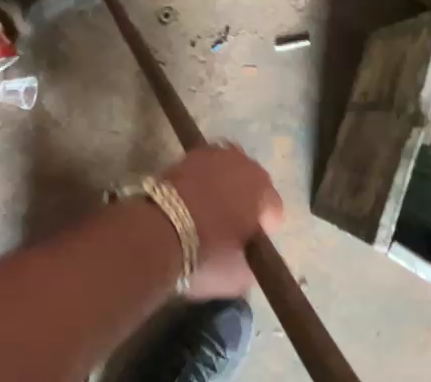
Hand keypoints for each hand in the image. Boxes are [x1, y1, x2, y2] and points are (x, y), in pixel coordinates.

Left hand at [161, 145, 283, 299]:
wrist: (156, 234)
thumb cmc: (206, 255)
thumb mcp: (239, 276)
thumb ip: (252, 260)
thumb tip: (246, 257)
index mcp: (262, 190)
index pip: (274, 208)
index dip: (265, 228)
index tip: (253, 244)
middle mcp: (242, 163)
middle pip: (252, 181)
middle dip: (247, 200)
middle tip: (234, 226)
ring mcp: (212, 155)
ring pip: (227, 169)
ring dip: (225, 186)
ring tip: (211, 210)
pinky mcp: (184, 157)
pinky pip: (202, 169)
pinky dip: (201, 182)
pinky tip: (192, 201)